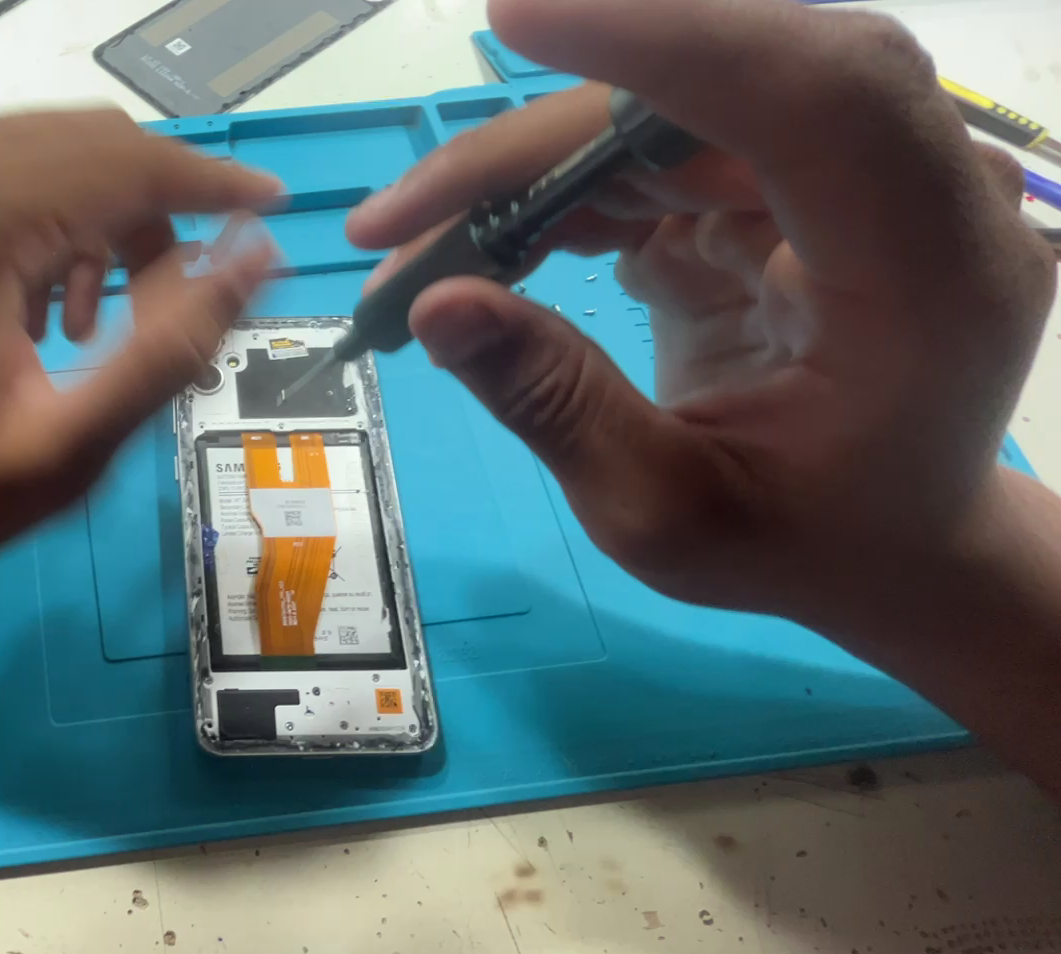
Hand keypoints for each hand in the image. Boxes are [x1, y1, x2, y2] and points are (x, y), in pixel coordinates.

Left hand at [0, 110, 276, 588]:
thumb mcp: (66, 447)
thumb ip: (166, 347)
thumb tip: (256, 256)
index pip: (126, 161)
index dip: (212, 184)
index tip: (272, 207)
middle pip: (87, 146)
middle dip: (151, 218)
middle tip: (168, 309)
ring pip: (39, 155)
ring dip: (93, 226)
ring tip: (86, 329)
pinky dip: (35, 225)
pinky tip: (29, 307)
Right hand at [347, 0, 1055, 629]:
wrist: (878, 546)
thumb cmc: (791, 544)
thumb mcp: (656, 506)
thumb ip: (553, 404)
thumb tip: (435, 305)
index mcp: (917, 268)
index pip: (808, 88)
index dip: (661, 40)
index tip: (515, 17)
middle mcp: (892, 195)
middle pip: (692, 105)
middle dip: (522, 155)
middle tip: (390, 227)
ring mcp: (825, 193)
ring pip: (647, 136)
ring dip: (512, 191)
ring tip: (409, 261)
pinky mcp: (767, 209)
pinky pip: (639, 177)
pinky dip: (543, 214)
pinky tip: (478, 263)